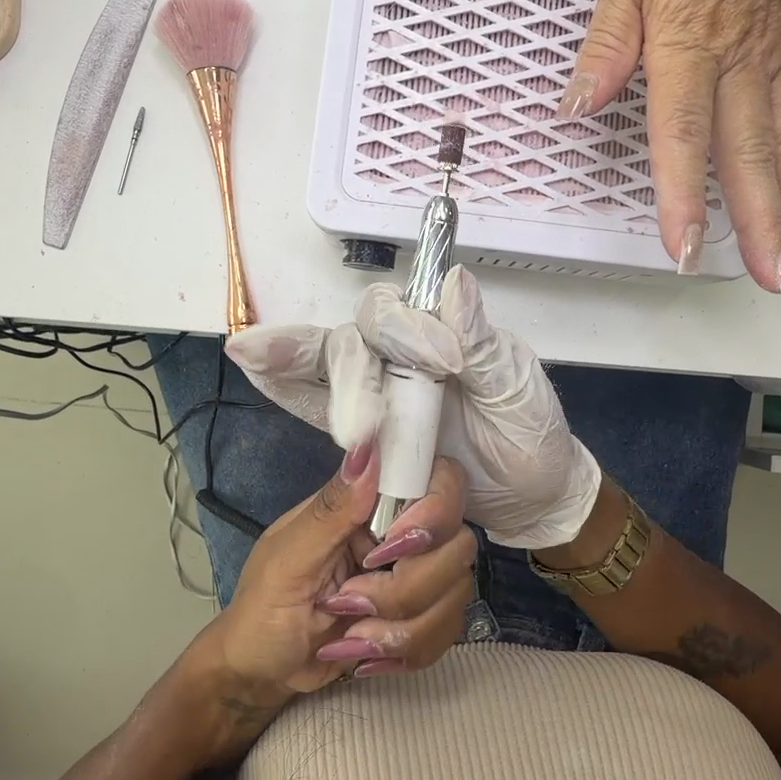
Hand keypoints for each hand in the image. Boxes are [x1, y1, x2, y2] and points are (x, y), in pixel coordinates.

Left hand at [194, 449, 476, 708]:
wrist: (262, 672)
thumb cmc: (263, 608)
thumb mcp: (287, 559)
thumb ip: (332, 509)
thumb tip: (366, 448)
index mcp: (369, 504)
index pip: (439, 480)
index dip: (432, 515)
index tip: (389, 549)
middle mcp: (403, 532)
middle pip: (457, 544)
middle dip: (405, 589)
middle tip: (349, 602)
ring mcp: (418, 576)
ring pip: (456, 592)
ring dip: (401, 628)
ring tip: (350, 636)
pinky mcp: (423, 618)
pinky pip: (448, 631)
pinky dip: (406, 652)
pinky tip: (364, 655)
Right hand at [225, 266, 600, 548]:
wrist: (530, 496)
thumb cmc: (529, 436)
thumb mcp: (515, 391)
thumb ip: (482, 343)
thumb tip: (454, 282)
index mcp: (439, 333)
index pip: (402, 315)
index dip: (406, 332)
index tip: (442, 363)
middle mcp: (400, 354)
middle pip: (354, 342)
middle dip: (350, 377)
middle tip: (359, 429)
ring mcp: (378, 390)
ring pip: (325, 364)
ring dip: (290, 361)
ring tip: (250, 354)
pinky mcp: (362, 431)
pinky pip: (315, 402)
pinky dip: (283, 386)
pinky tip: (252, 370)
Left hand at [560, 0, 780, 298]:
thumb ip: (606, 45)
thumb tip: (579, 104)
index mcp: (688, 42)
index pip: (684, 138)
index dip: (685, 200)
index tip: (686, 250)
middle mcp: (740, 56)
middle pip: (752, 156)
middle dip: (765, 228)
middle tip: (777, 282)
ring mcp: (776, 50)